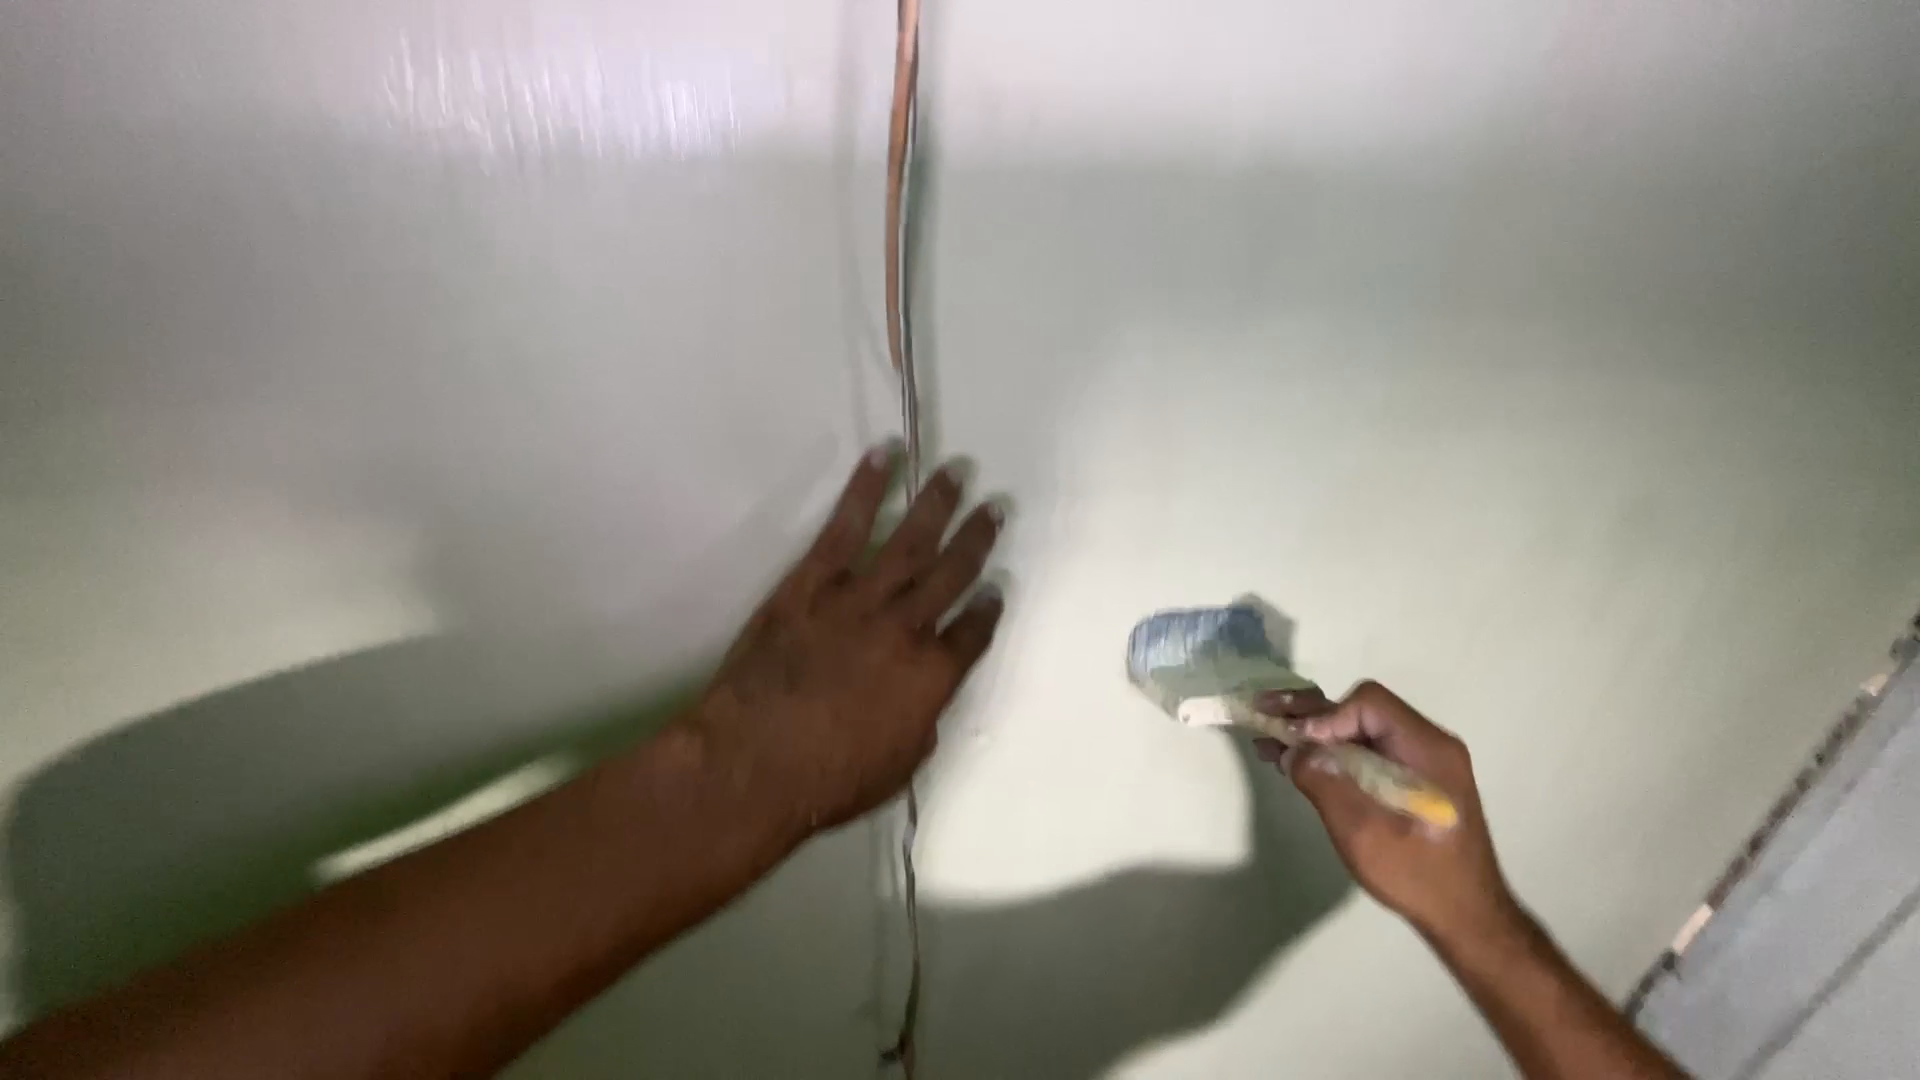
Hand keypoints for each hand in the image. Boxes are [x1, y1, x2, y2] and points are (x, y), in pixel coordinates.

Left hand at [688, 445, 1004, 837]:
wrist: (752, 762)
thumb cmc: (828, 780)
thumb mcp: (898, 767)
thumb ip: (922, 722)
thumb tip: (927, 697)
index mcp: (931, 677)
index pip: (972, 633)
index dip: (988, 609)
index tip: (997, 587)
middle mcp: (905, 628)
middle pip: (950, 574)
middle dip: (977, 539)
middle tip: (995, 506)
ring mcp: (858, 600)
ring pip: (908, 542)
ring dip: (935, 504)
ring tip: (956, 471)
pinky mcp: (810, 584)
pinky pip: (844, 529)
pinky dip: (866, 490)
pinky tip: (883, 458)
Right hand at [1256, 682, 1522, 945]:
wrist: (1466, 918)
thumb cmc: (1417, 874)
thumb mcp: (1361, 830)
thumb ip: (1323, 780)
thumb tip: (1290, 748)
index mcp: (1425, 748)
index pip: (1366, 703)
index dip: (1325, 716)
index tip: (1296, 742)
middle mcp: (1425, 743)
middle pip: (1359, 709)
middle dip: (1309, 714)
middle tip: (1262, 712)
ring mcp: (1417, 760)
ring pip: (1356, 728)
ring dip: (1313, 732)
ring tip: (1268, 737)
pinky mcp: (1407, 778)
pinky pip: (1364, 750)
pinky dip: (1329, 751)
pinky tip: (1294, 759)